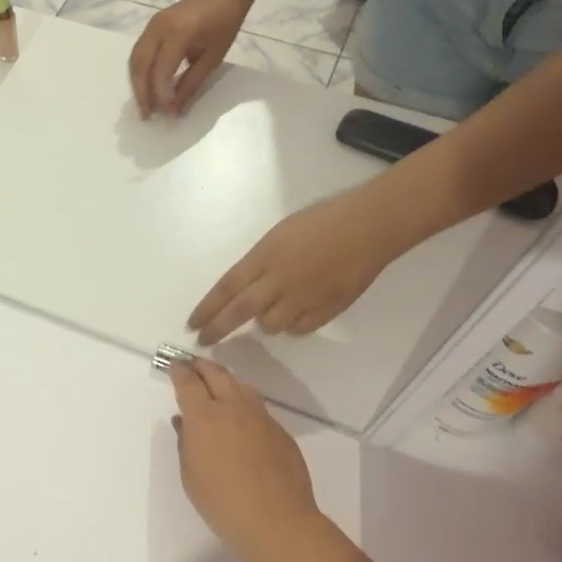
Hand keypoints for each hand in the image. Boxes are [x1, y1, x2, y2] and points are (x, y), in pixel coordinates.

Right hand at [130, 0, 253, 116]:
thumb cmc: (223, 25)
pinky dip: (139, 74)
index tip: (168, 114)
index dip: (162, 95)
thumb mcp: (212, 59)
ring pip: (135, 61)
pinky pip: (138, 54)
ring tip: (144, 106)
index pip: (161, 70)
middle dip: (142, 93)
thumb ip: (191, 84)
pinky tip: (145, 88)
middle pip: (141, 66)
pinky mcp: (150, 27)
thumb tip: (175, 110)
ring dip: (137, 85)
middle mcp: (158, 28)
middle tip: (147, 116)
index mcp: (178, 33)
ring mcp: (151, 26)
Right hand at [169, 358, 320, 560]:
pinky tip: (242, 425)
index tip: (174, 367)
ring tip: (218, 389)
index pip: (188, 383)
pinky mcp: (281, 432)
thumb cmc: (222, 502)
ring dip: (226, 383)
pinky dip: (245, 407)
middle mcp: (234, 408)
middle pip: (217, 374)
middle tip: (193, 366)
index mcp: (205, 417)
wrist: (276, 521)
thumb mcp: (190, 475)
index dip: (179, 372)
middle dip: (202, 367)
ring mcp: (262, 418)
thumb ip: (186, 443)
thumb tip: (185, 423)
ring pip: (242, 388)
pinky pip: (259, 410)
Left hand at [187, 186, 399, 344]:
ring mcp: (303, 298)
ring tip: (269, 311)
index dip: (207, 309)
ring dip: (264, 322)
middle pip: (239, 312)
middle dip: (217, 329)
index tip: (192, 325)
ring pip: (270, 326)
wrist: (369, 226)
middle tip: (204, 341)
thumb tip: (245, 288)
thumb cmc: (323, 220)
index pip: (226, 288)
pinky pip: (299, 329)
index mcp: (265, 257)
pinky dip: (292, 326)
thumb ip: (260, 263)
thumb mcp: (280, 235)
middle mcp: (279, 281)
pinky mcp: (327, 310)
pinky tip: (295, 315)